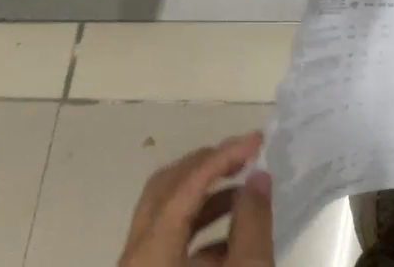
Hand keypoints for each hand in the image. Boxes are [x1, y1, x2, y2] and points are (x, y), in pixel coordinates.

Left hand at [119, 131, 272, 266]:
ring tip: (246, 186)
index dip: (223, 156)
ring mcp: (140, 266)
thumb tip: (258, 177)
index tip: (258, 139)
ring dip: (207, 193)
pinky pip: (170, 239)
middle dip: (207, 164)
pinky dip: (202, 224)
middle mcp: (135, 254)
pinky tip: (236, 229)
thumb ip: (253, 222)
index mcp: (151, 250)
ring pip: (166, 213)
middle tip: (244, 153)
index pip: (186, 185)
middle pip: (165, 188)